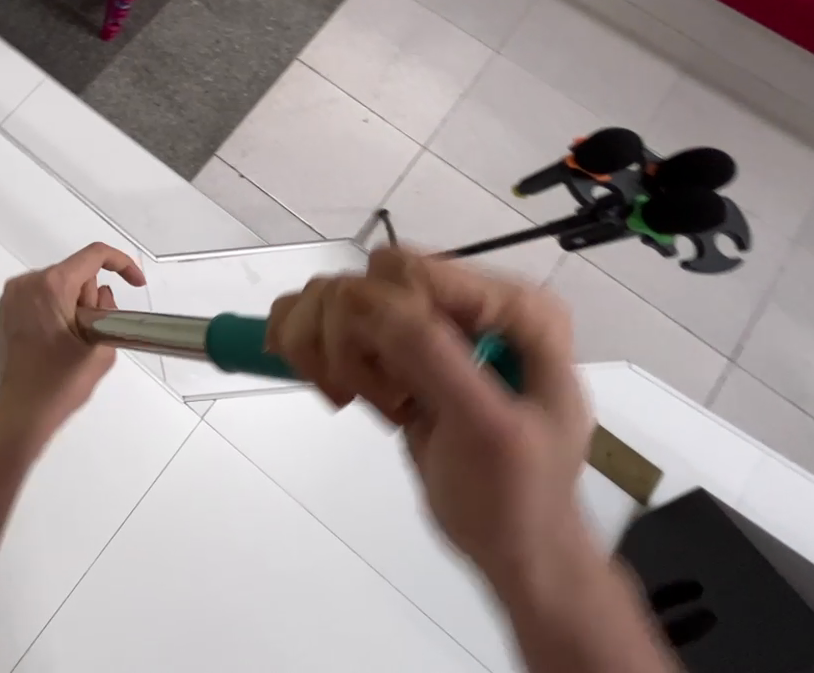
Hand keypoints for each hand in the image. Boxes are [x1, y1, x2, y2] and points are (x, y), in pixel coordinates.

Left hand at [0, 242, 146, 443]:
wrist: (22, 407)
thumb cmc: (57, 384)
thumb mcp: (100, 348)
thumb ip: (107, 311)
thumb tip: (102, 294)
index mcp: (51, 287)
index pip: (93, 255)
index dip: (121, 264)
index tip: (135, 281)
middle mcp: (27, 283)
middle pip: (74, 272)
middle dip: (90, 296)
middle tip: (89, 331)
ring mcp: (13, 294)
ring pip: (58, 283)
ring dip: (73, 303)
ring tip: (71, 341)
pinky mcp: (7, 306)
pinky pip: (41, 294)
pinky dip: (56, 307)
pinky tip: (57, 338)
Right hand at [267, 248, 596, 594]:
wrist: (510, 541)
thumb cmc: (514, 494)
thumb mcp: (486, 427)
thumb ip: (430, 355)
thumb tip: (357, 297)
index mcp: (510, 307)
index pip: (405, 272)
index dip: (381, 322)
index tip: (399, 386)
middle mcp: (461, 300)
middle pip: (357, 282)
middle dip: (346, 343)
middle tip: (379, 400)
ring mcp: (417, 317)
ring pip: (324, 297)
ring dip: (322, 354)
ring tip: (357, 400)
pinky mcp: (381, 339)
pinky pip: (309, 314)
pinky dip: (299, 348)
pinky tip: (330, 387)